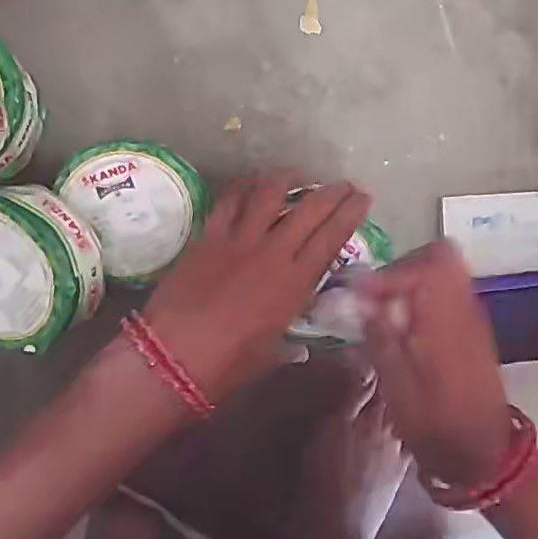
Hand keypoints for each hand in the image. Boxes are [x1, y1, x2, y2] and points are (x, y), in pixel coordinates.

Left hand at [142, 171, 371, 398]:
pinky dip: (245, 187)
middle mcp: (273, 251)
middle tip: (344, 184)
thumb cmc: (229, 362)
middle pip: (309, 209)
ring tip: (298, 175)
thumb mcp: (272, 351)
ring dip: (289, 179)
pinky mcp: (209, 236)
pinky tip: (252, 183)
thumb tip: (297, 345)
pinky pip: (230, 201)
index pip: (332, 236)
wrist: (173, 355)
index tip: (363, 197)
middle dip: (332, 192)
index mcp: (296, 281)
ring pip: (270, 193)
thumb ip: (288, 339)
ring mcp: (239, 239)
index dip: (351, 213)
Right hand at [357, 241, 513, 488]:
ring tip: (384, 313)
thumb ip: (381, 337)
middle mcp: (465, 307)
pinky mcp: (473, 329)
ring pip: (443, 272)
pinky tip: (404, 328)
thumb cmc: (437, 425)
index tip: (362, 297)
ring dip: (410, 283)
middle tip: (373, 299)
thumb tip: (363, 300)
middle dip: (400, 270)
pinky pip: (447, 292)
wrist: (484, 454)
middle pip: (438, 257)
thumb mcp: (397, 388)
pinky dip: (422, 298)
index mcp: (447, 318)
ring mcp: (473, 316)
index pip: (425, 264)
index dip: (389, 274)